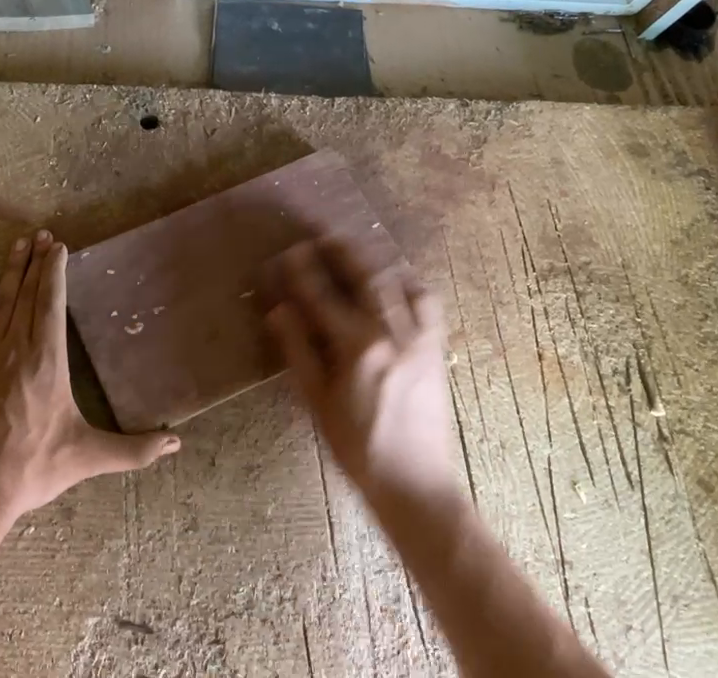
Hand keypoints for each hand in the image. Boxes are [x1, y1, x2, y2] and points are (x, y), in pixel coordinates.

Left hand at [0, 230, 179, 522]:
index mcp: (48, 360)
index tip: (58, 246)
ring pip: (0, 302)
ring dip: (10, 271)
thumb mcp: (89, 457)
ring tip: (17, 245)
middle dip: (35, 262)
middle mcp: (16, 348)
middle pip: (27, 293)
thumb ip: (135, 450)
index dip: (54, 271)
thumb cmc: (34, 468)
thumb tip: (176, 442)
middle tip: (40, 235)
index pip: (51, 302)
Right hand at [265, 236, 460, 515]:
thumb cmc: (356, 446)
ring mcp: (421, 340)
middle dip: (342, 251)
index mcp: (357, 347)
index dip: (304, 270)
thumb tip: (279, 310)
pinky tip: (396, 286)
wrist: (415, 482)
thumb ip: (298, 351)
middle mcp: (393, 334)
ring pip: (400, 284)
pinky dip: (409, 286)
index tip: (291, 250)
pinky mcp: (437, 350)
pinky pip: (428, 304)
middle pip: (366, 277)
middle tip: (323, 235)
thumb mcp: (316, 401)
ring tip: (356, 254)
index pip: (323, 295)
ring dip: (376, 263)